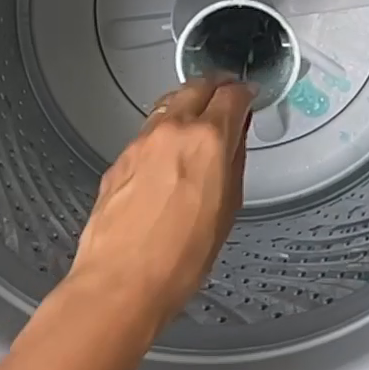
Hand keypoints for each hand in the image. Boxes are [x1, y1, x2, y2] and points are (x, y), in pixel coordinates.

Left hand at [68, 77, 255, 326]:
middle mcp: (172, 131)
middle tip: (228, 93)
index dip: (245, 92)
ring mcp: (140, 143)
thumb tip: (235, 140)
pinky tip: (171, 149)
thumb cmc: (181, 256)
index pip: (232, 95)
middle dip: (216, 86)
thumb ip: (233, 162)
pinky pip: (148, 131)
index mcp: (208, 139)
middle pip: (197, 86)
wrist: (121, 283)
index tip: (250, 96)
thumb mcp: (229, 207)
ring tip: (200, 116)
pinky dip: (165, 128)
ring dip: (189, 102)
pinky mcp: (119, 160)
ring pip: (169, 103)